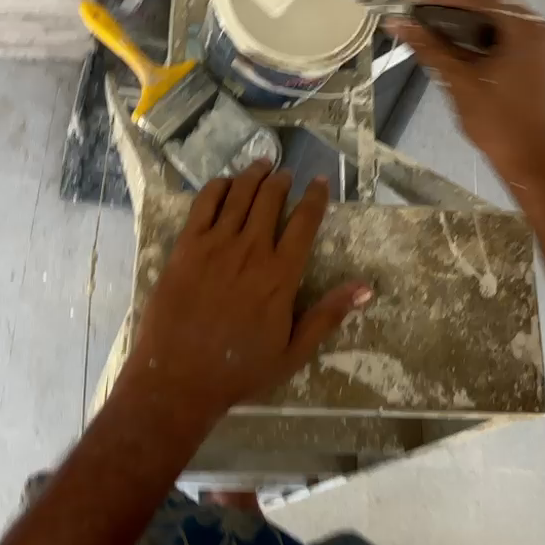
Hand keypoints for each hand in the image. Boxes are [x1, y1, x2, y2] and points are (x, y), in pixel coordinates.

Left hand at [119, 161, 371, 427]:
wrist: (179, 378)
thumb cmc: (239, 371)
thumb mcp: (293, 351)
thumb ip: (328, 315)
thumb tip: (365, 287)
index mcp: (280, 275)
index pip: (304, 222)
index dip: (314, 197)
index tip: (318, 182)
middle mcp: (251, 250)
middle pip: (270, 199)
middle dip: (281, 181)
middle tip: (285, 175)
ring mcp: (216, 244)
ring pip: (239, 194)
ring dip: (253, 175)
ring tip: (261, 165)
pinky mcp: (186, 245)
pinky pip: (204, 203)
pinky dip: (218, 186)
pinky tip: (224, 182)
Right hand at [386, 0, 544, 178]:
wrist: (530, 158)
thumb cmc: (496, 121)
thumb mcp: (457, 79)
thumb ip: (427, 45)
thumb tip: (395, 20)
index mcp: (525, 28)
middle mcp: (537, 26)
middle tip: (419, 5)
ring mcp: (539, 39)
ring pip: (496, 10)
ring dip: (464, 11)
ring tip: (429, 17)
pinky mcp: (534, 53)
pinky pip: (503, 27)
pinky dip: (477, 26)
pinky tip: (451, 35)